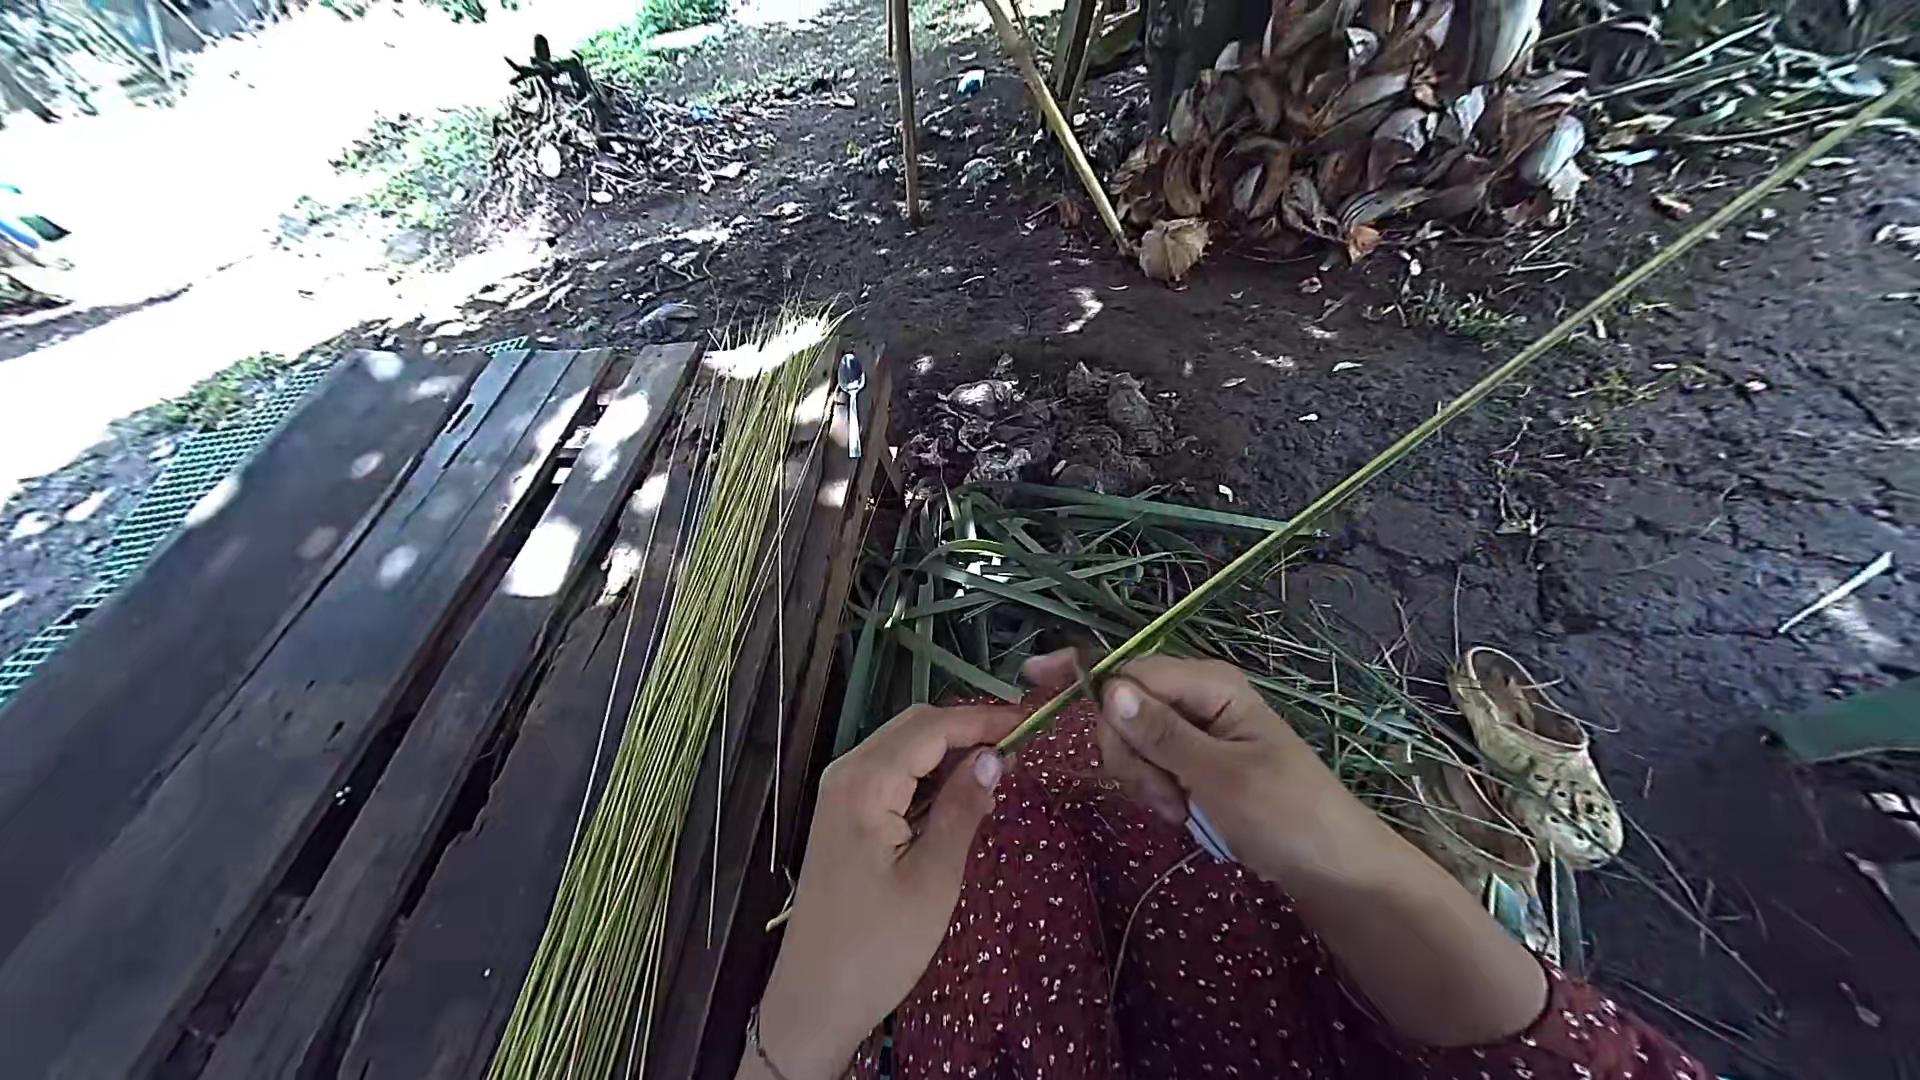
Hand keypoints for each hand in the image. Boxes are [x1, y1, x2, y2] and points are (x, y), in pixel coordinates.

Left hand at [751, 703, 1020, 1079]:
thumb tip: (994, 756)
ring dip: (951, 751)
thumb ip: (963, 807)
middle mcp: (848, 771)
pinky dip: (930, 775)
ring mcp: (843, 789)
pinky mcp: (846, 809)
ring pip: (906, 746)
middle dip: (968, 730)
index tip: (1028, 722)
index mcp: (865, 781)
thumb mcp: (933, 878)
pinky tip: (960, 795)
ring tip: (997, 771)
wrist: (812, 1004)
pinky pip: (894, 772)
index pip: (932, 727)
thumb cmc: (877, 947)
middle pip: (916, 727)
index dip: (982, 719)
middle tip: (1017, 748)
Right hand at [1028, 651, 1548, 1045]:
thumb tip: (1108, 689)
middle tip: (1161, 795)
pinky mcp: (1188, 756)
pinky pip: (1144, 759)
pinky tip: (1176, 810)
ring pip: (1128, 736)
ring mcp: (1190, 727)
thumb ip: (1161, 732)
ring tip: (1177, 809)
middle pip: (1123, 704)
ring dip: (1140, 776)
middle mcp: (1195, 695)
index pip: (1130, 669)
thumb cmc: (1288, 817)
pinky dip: (1149, 786)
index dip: (1084, 673)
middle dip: (1127, 751)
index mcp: (1209, 684)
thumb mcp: (1222, 776)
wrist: (1336, 873)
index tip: (1033, 677)